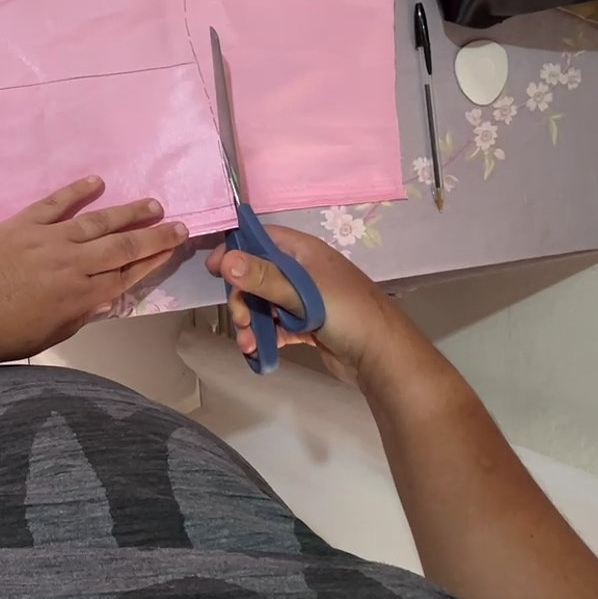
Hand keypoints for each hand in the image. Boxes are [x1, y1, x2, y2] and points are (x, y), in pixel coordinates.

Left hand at [0, 176, 187, 366]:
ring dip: (128, 212)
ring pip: (97, 222)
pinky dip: (77, 191)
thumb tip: (101, 297)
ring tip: (152, 204)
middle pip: (122, 247)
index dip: (155, 261)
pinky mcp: (22, 224)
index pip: (127, 276)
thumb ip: (77, 314)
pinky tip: (97, 182)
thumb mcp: (46, 336)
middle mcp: (71, 265)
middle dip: (155, 236)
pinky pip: (56, 203)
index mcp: (78, 299)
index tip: (176, 249)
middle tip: (180, 225)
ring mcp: (47, 240)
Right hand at [204, 225, 391, 381]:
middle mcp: (302, 272)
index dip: (235, 251)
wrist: (383, 358)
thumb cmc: (347, 314)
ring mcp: (304, 300)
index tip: (214, 269)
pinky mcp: (306, 324)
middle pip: (255, 276)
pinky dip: (264, 336)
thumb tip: (225, 259)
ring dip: (250, 322)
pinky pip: (275, 325)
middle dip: (242, 298)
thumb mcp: (302, 293)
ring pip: (263, 304)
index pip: (261, 240)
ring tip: (248, 342)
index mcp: (303, 253)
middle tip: (241, 318)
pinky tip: (258, 351)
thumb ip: (262, 277)